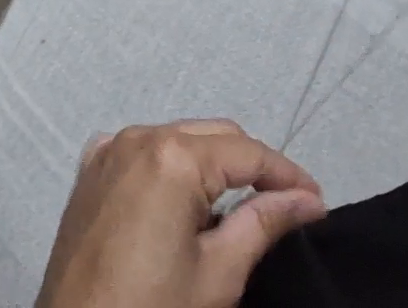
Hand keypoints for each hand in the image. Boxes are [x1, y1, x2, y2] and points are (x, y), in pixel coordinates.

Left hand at [35, 119, 325, 307]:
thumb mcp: (218, 273)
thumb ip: (263, 223)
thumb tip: (307, 200)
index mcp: (171, 156)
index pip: (246, 151)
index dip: (288, 175)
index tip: (317, 202)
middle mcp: (138, 137)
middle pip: (213, 135)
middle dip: (251, 165)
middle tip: (286, 206)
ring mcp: (109, 150)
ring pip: (178, 138)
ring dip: (211, 164)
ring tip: (239, 209)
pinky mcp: (90, 171)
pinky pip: (141, 150)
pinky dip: (169, 165)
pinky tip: (183, 201)